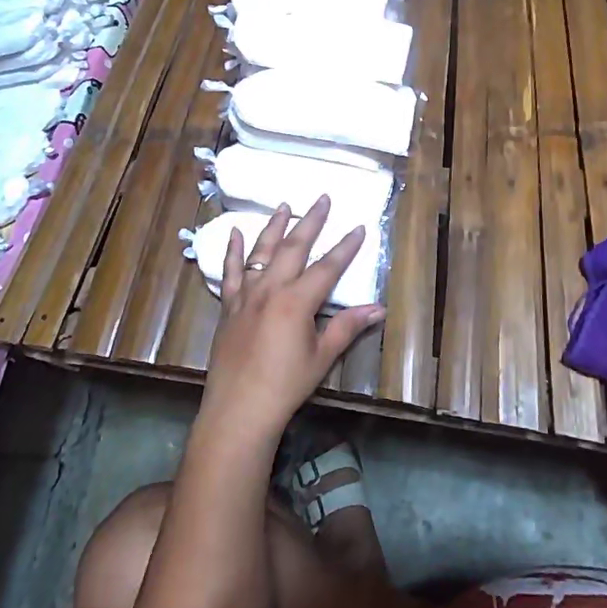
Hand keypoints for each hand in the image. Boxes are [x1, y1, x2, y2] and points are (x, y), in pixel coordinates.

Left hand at [198, 197, 383, 442]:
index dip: (346, 247)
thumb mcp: (322, 357)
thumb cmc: (286, 385)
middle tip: (323, 199)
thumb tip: (378, 308)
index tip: (360, 227)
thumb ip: (347, 327)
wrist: (238, 408)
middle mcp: (270, 289)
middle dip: (311, 222)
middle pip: (294, 247)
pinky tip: (234, 233)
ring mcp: (246, 295)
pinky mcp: (228, 306)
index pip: (327, 267)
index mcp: (297, 301)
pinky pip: (230, 272)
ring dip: (274, 227)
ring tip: (284, 205)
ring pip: (261, 252)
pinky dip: (232, 251)